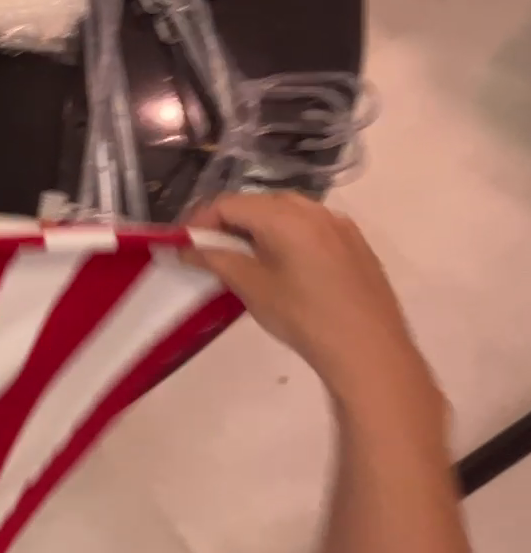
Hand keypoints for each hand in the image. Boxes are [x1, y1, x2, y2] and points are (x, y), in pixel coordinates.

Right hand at [184, 193, 438, 416]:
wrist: (369, 350)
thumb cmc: (302, 315)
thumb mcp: (247, 285)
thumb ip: (213, 258)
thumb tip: (185, 249)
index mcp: (287, 219)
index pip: (228, 204)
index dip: (199, 220)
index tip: (184, 244)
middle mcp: (317, 213)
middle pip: (258, 202)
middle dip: (227, 219)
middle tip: (208, 246)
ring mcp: (341, 228)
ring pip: (285, 211)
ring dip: (255, 224)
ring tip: (240, 253)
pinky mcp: (355, 245)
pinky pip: (310, 225)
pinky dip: (283, 233)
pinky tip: (277, 260)